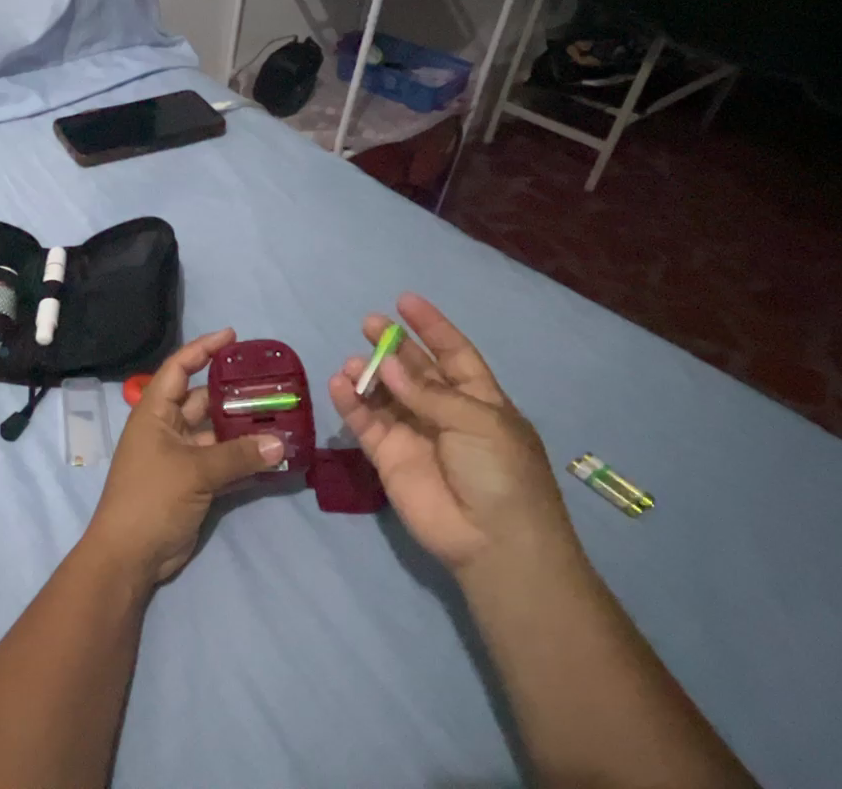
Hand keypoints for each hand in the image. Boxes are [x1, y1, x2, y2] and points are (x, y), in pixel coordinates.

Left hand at [83, 328, 285, 585]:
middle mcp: (167, 428)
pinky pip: (223, 461)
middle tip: (274, 383)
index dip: (203, 349)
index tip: (233, 336)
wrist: (130, 554)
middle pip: (204, 400)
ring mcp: (180, 456)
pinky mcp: (193, 482)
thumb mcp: (195, 471)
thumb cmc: (151, 498)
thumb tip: (282, 443)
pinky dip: (245, 458)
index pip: (178, 369)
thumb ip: (238, 455)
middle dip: (235, 392)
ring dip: (245, 428)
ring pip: (217, 432)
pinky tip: (275, 455)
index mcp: (155, 413)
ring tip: (284, 416)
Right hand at [326, 294, 573, 576]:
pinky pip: (364, 423)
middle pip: (413, 370)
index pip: (453, 354)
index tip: (406, 300)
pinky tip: (339, 384)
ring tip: (353, 362)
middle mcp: (444, 412)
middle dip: (393, 346)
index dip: (432, 327)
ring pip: (384, 395)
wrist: (493, 540)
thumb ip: (429, 393)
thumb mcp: (479, 423)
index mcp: (479, 400)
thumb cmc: (502, 473)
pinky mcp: (387, 457)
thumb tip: (387, 366)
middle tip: (368, 323)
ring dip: (369, 375)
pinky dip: (350, 403)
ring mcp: (413, 435)